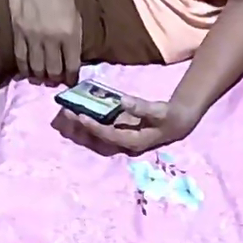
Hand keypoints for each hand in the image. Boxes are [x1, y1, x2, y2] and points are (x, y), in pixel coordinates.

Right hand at [10, 0, 81, 85]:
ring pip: (37, 68)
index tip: (70, 82)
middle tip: (55, 81)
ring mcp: (32, 35)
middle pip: (53, 71)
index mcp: (70, 33)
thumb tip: (70, 60)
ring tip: (42, 78)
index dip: (71, 78)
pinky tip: (27, 72)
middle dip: (55, 80)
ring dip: (40, 77)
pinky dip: (25, 69)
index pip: (72, 66)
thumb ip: (74, 38)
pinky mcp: (17, 31)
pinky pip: (20, 58)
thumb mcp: (75, 14)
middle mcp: (51, 38)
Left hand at [70, 94, 200, 155]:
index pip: (108, 135)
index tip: (80, 116)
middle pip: (97, 137)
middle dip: (81, 127)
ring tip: (66, 111)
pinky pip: (100, 127)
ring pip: (96, 134)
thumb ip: (141, 107)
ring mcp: (120, 137)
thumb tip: (122, 100)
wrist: (176, 123)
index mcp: (132, 141)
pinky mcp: (119, 130)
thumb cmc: (168, 118)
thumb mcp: (158, 112)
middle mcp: (123, 142)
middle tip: (65, 112)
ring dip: (81, 124)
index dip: (93, 127)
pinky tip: (79, 109)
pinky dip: (89, 120)